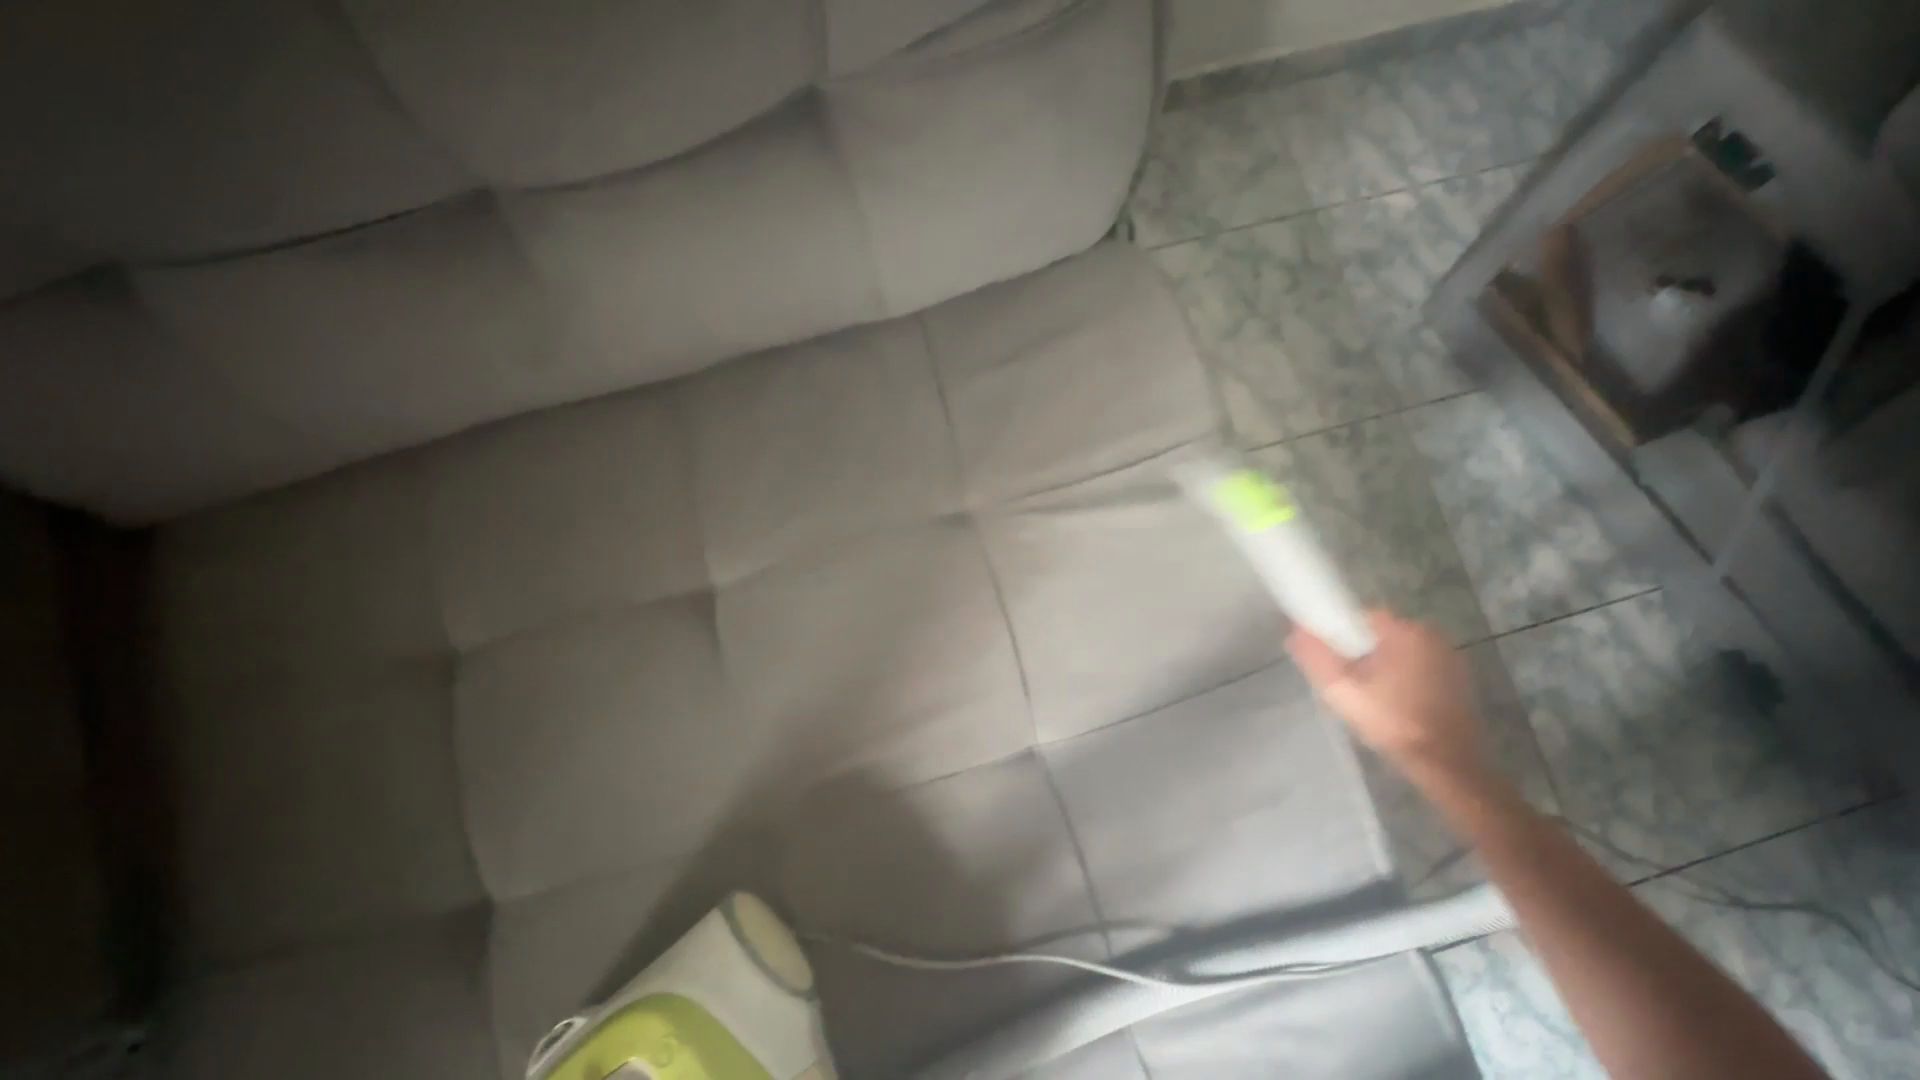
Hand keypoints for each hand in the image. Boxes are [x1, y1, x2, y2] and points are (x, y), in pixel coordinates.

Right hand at [1287, 611, 1487, 784]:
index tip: (1333, 661)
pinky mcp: (1460, 680)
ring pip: (1401, 652)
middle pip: (1381, 634)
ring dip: (1384, 667)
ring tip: (1372, 698)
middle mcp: (1432, 635)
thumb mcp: (1343, 691)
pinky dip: (1406, 680)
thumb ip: (1317, 657)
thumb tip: (1296, 630)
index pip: (1361, 616)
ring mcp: (1450, 658)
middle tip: (1349, 684)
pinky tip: (1397, 706)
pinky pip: (1421, 668)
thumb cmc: (1393, 723)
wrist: (1447, 764)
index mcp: (1405, 631)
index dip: (1341, 635)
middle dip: (1362, 653)